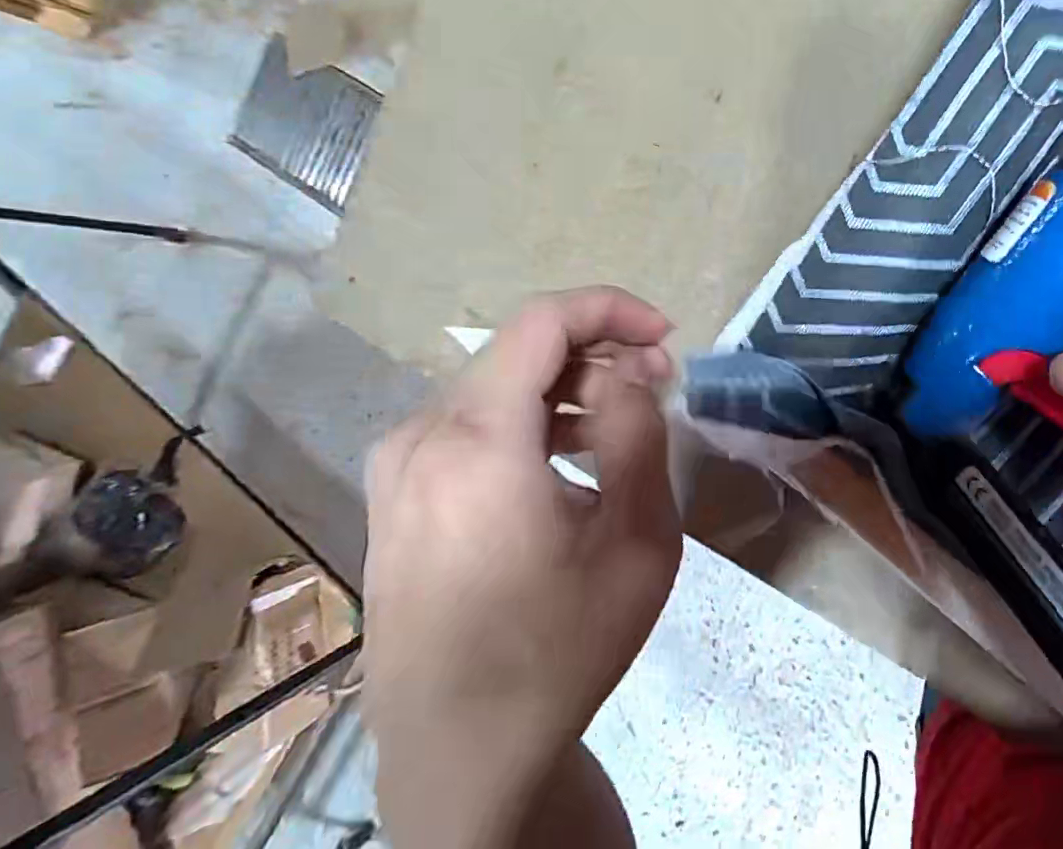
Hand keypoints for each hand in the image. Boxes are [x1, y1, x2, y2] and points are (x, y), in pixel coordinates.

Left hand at [363, 287, 680, 848]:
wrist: (463, 753)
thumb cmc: (562, 646)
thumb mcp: (637, 539)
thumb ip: (638, 434)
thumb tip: (627, 369)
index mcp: (476, 439)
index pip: (543, 321)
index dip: (612, 309)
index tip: (666, 337)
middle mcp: (420, 437)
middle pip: (520, 354)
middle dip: (598, 355)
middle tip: (658, 387)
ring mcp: (396, 470)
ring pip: (496, 390)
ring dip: (566, 391)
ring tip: (621, 425)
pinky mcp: (395, 499)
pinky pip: (470, 430)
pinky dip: (528, 423)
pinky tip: (565, 464)